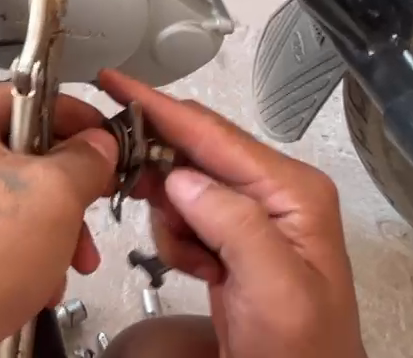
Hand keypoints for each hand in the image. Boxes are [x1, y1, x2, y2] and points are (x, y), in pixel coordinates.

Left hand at [0, 84, 116, 357]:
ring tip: (71, 260)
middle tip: (93, 208)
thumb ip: (84, 161)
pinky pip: (6, 226)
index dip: (75, 117)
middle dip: (70, 190)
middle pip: (30, 149)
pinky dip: (32, 252)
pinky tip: (42, 281)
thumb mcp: (53, 195)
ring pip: (24, 193)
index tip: (109, 138)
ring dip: (57, 229)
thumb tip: (100, 145)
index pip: (29, 96)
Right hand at [100, 71, 364, 357]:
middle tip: (122, 177)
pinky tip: (197, 266)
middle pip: (190, 146)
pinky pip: (178, 209)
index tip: (110, 81)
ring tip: (190, 254)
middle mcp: (271, 189)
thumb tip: (180, 177)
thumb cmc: (302, 353)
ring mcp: (249, 210)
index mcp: (291, 189)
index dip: (154, 105)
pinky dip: (173, 235)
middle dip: (154, 165)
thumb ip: (234, 223)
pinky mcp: (228, 232)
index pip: (210, 132)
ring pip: (177, 178)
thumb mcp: (277, 291)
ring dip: (168, 213)